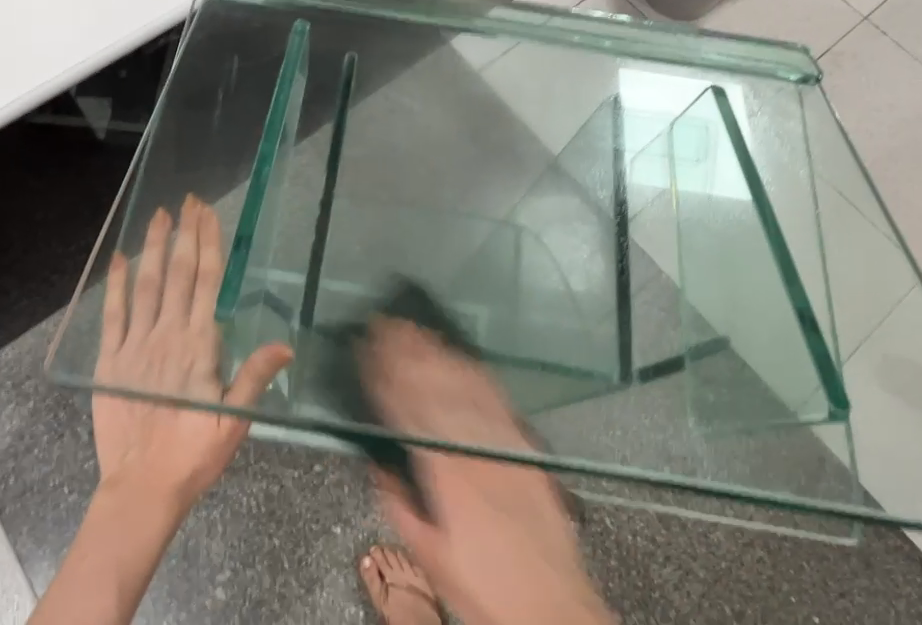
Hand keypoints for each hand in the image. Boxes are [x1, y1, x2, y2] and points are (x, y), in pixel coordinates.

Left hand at [92, 195, 292, 512]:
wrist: (142, 486)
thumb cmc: (194, 454)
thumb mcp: (235, 420)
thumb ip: (256, 376)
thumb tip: (285, 344)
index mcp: (199, 345)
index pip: (207, 281)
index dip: (208, 243)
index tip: (208, 214)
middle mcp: (167, 334)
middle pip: (179, 273)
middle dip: (185, 233)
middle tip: (189, 201)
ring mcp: (135, 344)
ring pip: (146, 285)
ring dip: (154, 247)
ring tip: (159, 216)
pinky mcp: (110, 360)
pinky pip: (113, 314)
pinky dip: (116, 284)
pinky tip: (120, 259)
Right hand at [363, 320, 614, 624]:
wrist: (552, 607)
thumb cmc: (484, 588)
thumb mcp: (429, 556)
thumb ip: (400, 506)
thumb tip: (380, 466)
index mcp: (446, 478)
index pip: (408, 413)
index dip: (387, 378)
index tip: (369, 351)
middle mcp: (476, 454)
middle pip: (437, 391)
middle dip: (409, 354)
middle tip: (388, 325)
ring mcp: (506, 448)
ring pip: (467, 389)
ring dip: (439, 356)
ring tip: (418, 331)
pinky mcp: (528, 452)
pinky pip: (499, 403)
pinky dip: (478, 376)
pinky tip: (466, 360)